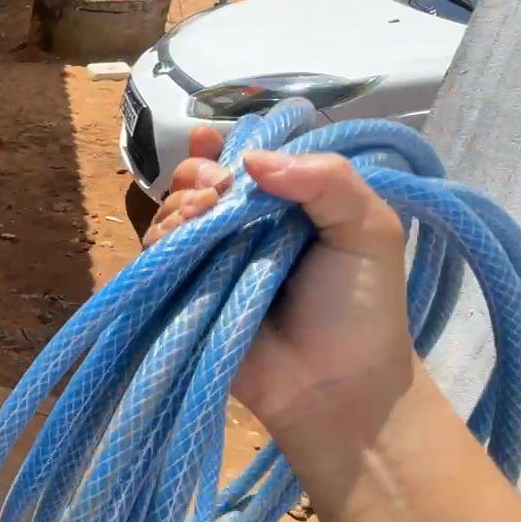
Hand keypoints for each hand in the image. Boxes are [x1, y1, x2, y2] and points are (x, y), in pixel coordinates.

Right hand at [145, 128, 417, 487]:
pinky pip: (152, 257)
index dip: (218, 150)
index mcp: (280, 211)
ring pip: (168, 217)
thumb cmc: (358, 306)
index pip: (239, 166)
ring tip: (201, 217)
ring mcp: (203, 264)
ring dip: (177, 208)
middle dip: (196, 180)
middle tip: (216, 194)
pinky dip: (159, 241)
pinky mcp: (176, 293)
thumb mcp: (368, 230)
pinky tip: (174, 239)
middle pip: (193, 187)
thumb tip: (249, 158)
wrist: (332, 383)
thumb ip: (327, 181)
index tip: (207, 138)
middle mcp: (236, 232)